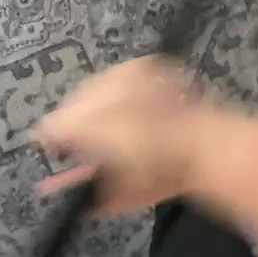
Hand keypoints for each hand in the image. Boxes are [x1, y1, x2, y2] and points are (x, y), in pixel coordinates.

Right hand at [34, 57, 212, 214]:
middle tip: (93, 142)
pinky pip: (117, 74)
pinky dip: (121, 89)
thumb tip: (49, 189)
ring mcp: (120, 74)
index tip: (61, 152)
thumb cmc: (160, 174)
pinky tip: (133, 106)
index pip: (49, 128)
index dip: (51, 142)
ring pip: (92, 88)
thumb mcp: (115, 192)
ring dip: (97, 105)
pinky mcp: (141, 64)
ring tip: (117, 125)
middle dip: (76, 123)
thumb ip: (76, 187)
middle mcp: (97, 94)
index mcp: (84, 124)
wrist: (208, 147)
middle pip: (70, 105)